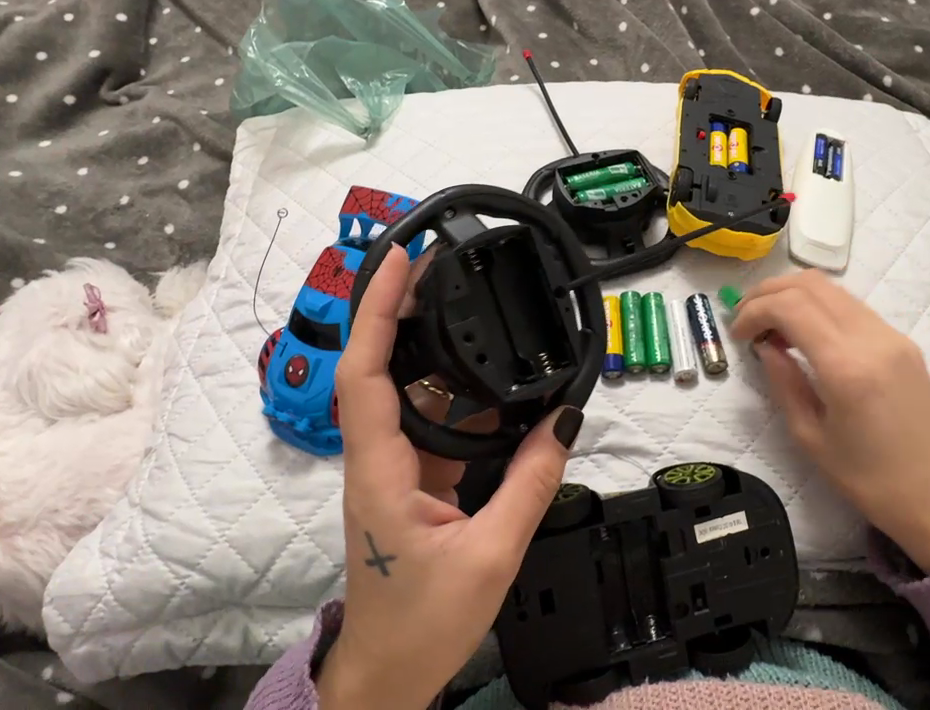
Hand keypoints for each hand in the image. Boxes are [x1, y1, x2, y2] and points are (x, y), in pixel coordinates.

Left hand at [316, 249, 583, 709]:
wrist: (388, 675)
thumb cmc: (424, 622)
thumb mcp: (493, 555)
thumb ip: (530, 482)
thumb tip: (563, 419)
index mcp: (380, 468)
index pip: (366, 372)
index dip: (377, 310)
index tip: (398, 260)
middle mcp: (377, 456)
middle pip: (380, 365)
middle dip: (402, 308)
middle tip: (441, 263)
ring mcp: (391, 466)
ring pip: (406, 390)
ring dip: (430, 345)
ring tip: (466, 302)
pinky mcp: (408, 479)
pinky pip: (430, 421)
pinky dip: (457, 393)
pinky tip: (489, 375)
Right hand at [731, 271, 929, 572]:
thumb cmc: (869, 480)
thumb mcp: (810, 436)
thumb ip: (784, 383)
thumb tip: (766, 345)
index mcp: (847, 367)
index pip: (790, 307)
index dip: (754, 310)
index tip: (736, 334)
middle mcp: (872, 339)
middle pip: (810, 285)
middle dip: (768, 293)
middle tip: (745, 319)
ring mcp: (892, 335)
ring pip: (832, 288)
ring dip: (793, 295)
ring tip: (770, 324)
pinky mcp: (902, 341)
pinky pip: (851, 306)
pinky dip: (818, 305)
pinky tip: (803, 332)